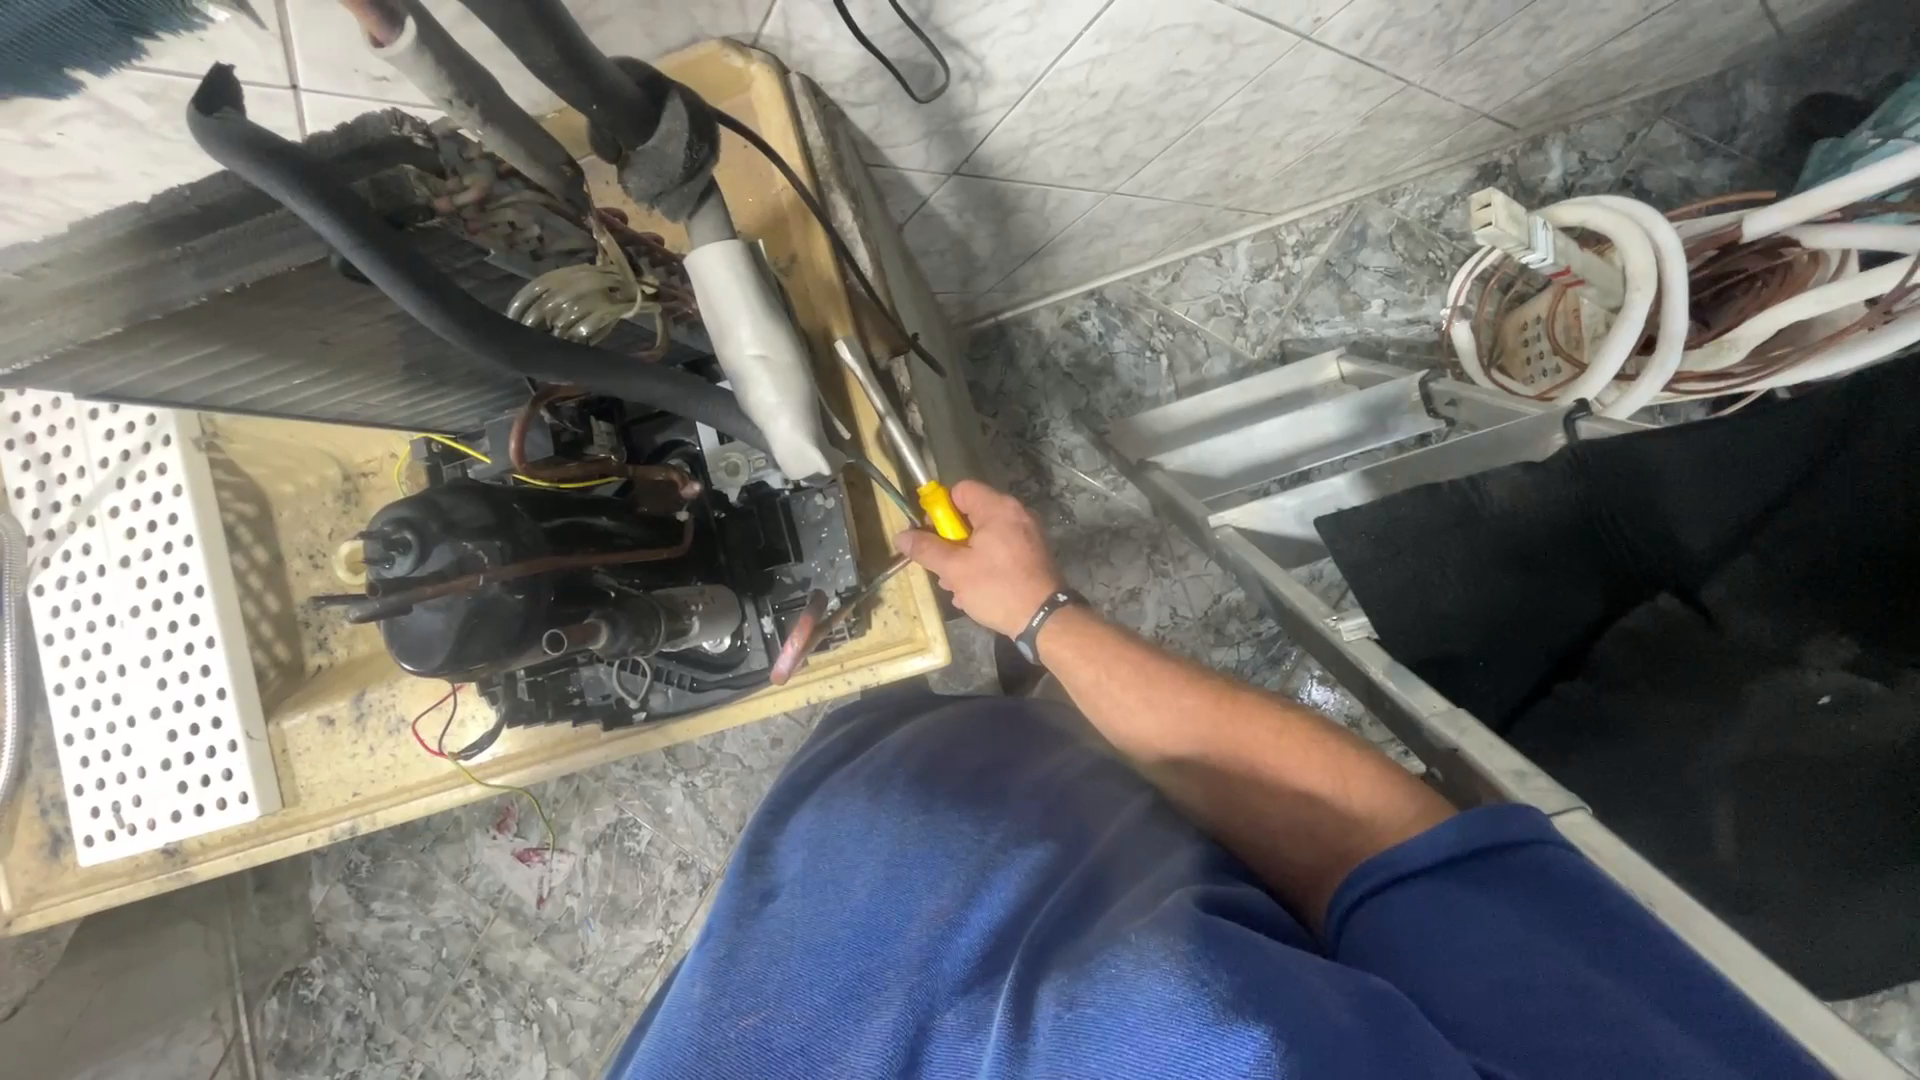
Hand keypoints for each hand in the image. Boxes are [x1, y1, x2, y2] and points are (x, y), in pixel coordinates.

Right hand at [894, 480, 1064, 637]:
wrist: (1045, 619)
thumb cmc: (997, 588)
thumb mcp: (954, 569)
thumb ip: (926, 549)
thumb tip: (901, 536)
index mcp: (998, 508)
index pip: (961, 489)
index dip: (940, 508)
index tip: (930, 534)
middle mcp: (1017, 514)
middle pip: (972, 514)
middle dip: (950, 539)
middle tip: (940, 564)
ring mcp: (1029, 534)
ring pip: (985, 535)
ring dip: (964, 556)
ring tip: (954, 584)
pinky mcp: (1033, 555)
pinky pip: (1001, 550)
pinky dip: (984, 563)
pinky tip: (973, 590)